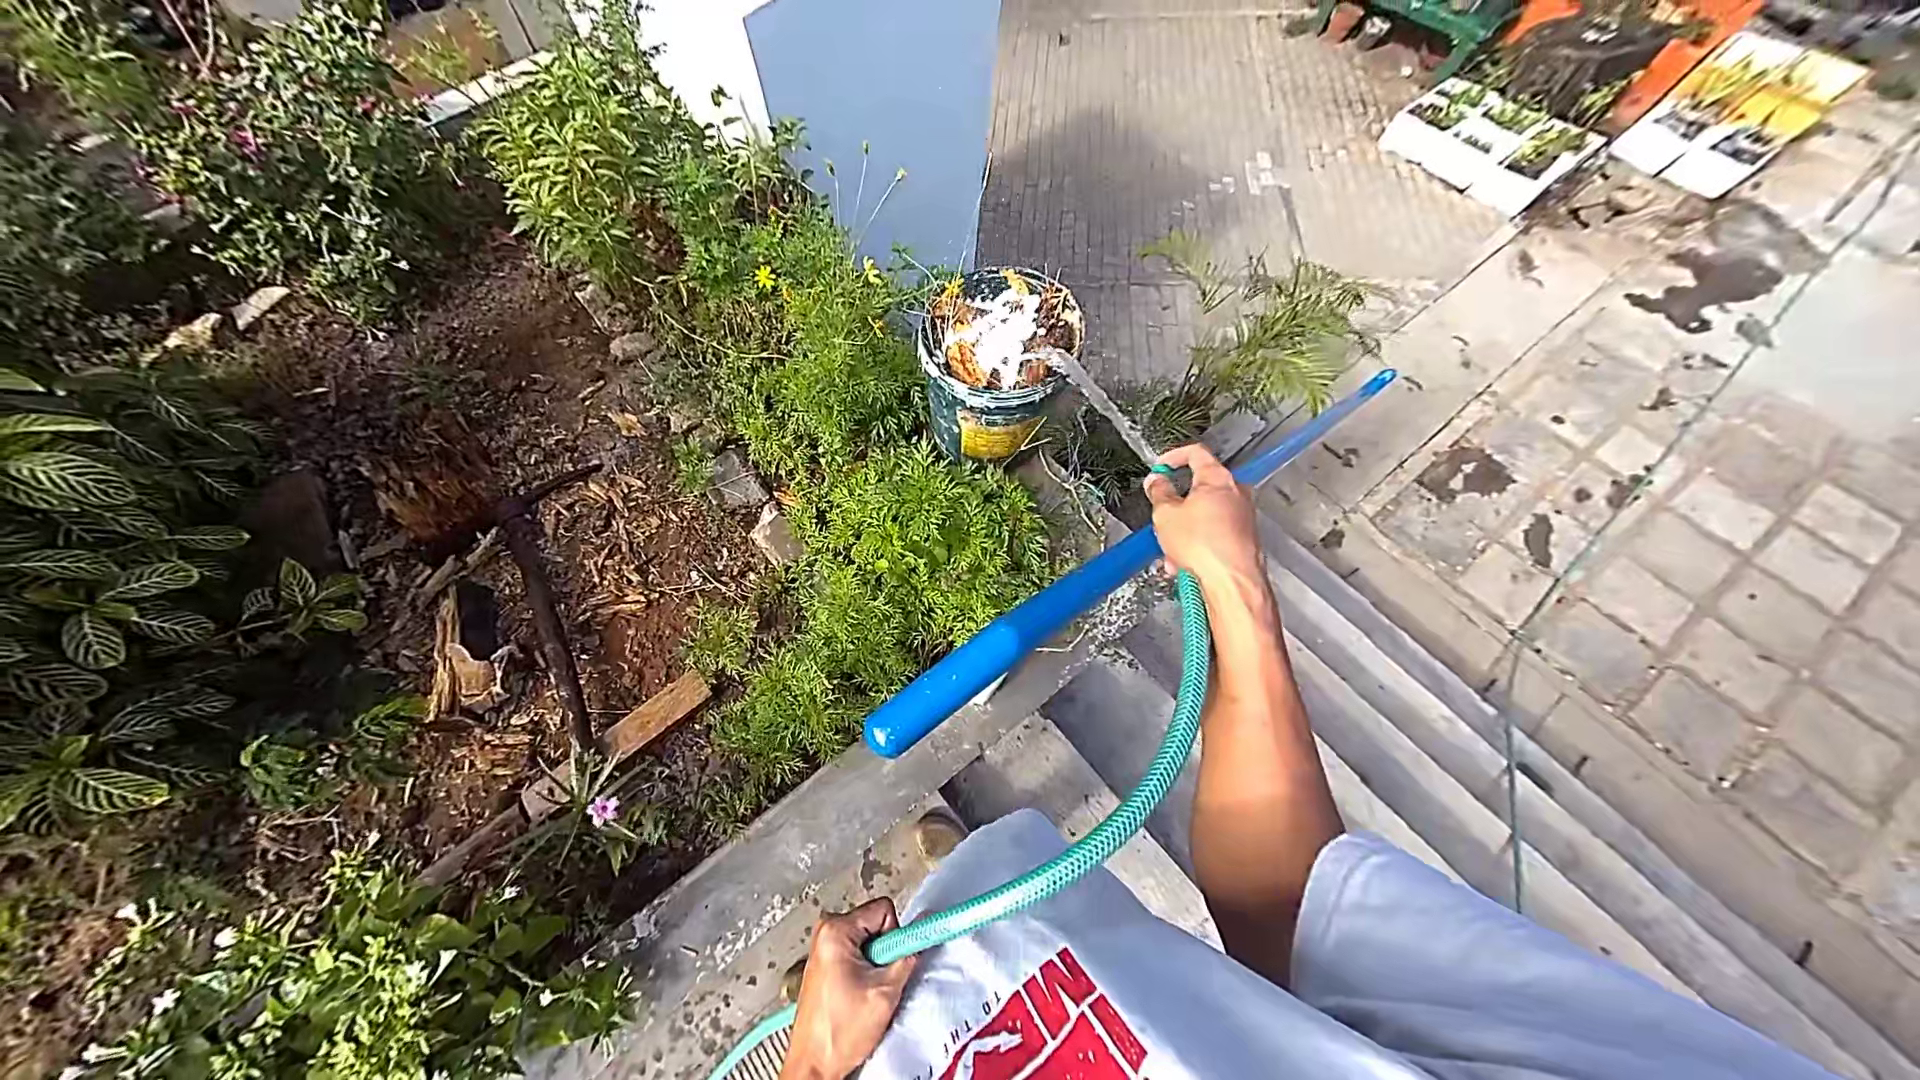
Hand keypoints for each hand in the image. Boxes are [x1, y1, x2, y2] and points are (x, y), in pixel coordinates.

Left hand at [781, 898, 917, 1079]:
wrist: (812, 1067)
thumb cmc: (836, 1036)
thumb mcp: (885, 992)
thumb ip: (907, 957)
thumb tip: (920, 933)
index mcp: (835, 931)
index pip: (884, 909)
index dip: (895, 937)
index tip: (897, 958)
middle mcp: (825, 932)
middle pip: (875, 923)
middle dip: (884, 952)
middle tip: (877, 981)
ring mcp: (823, 946)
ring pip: (867, 939)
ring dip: (874, 963)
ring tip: (865, 991)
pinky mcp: (824, 961)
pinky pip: (856, 951)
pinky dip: (863, 970)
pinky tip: (856, 994)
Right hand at [1143, 444, 1263, 594]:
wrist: (1232, 580)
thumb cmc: (1206, 546)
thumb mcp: (1165, 514)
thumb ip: (1158, 493)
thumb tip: (1156, 482)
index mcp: (1217, 478)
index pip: (1195, 453)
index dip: (1173, 457)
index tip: (1161, 467)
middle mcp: (1236, 492)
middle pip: (1199, 488)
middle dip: (1176, 505)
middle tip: (1162, 515)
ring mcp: (1243, 515)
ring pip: (1204, 515)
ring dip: (1184, 530)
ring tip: (1172, 550)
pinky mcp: (1244, 537)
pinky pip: (1213, 533)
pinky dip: (1197, 544)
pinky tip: (1184, 562)